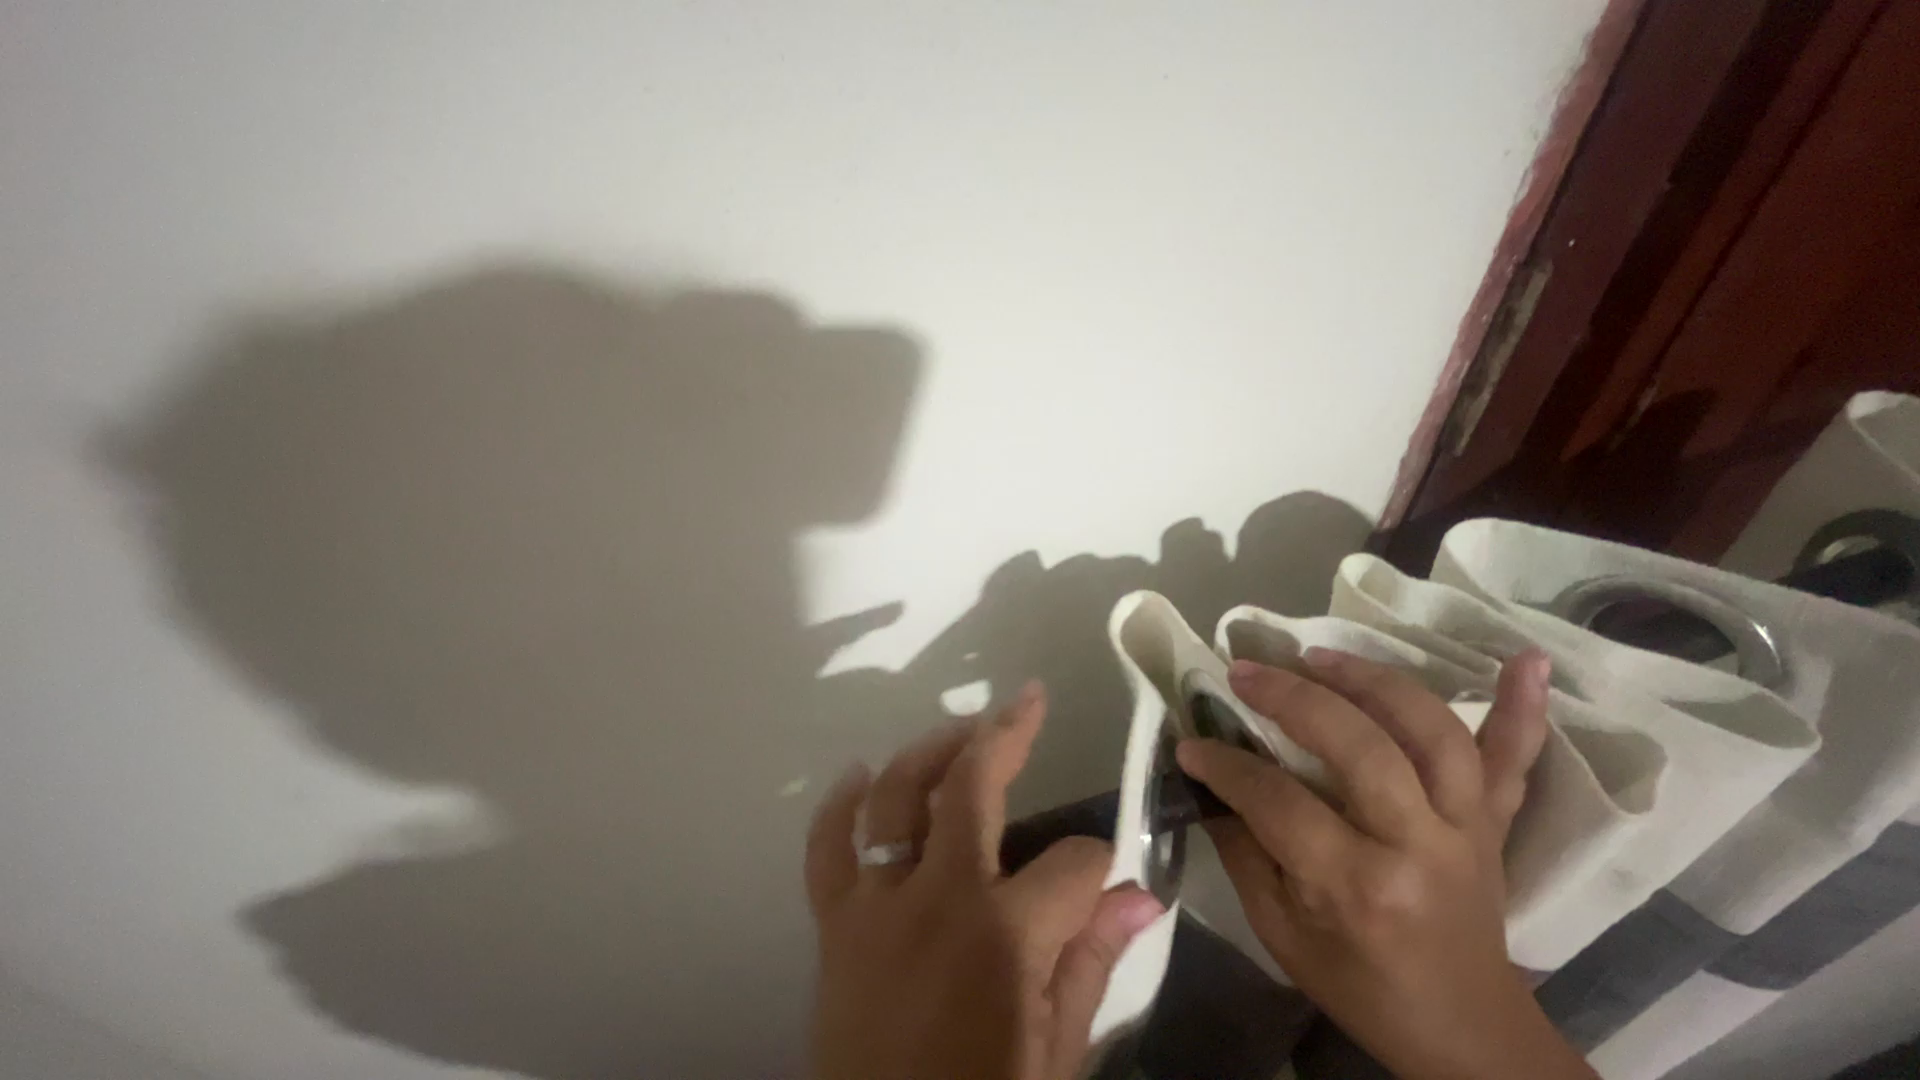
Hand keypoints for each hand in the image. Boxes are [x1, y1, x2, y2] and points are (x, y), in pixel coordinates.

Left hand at [806, 682, 1165, 1079]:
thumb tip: (1139, 896)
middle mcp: (936, 897)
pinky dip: (840, 804)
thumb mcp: (1056, 1052)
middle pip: (971, 787)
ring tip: (960, 731)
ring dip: (927, 751)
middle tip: (1027, 700)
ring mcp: (876, 904)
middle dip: (1006, 735)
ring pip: (893, 796)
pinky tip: (860, 774)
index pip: (1072, 862)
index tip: (1107, 880)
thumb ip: (1090, 962)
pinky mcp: (834, 923)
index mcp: (1004, 934)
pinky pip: (827, 847)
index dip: (1100, 865)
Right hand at [1177, 648, 1596, 1079]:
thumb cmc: (1359, 986)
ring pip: (1431, 731)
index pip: (1277, 801)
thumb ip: (1243, 847)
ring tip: (1320, 656)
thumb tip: (1208, 779)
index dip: (1225, 764)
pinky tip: (1529, 660)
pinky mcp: (1495, 822)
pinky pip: (1516, 760)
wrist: (1464, 1030)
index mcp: (1357, 886)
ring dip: (1372, 681)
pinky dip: (1524, 709)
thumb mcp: (1278, 930)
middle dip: (1290, 698)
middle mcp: (1419, 845)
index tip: (1190, 743)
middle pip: (1359, 747)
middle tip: (1243, 672)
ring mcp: (1467, 827)